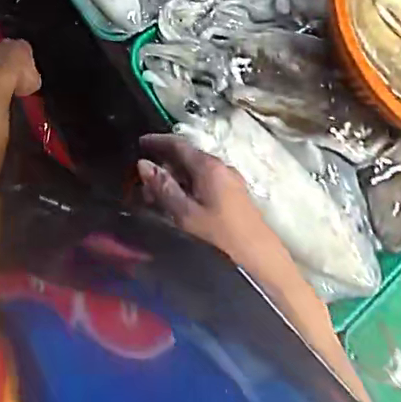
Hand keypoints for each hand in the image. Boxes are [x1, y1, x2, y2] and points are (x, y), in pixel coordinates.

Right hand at [136, 134, 291, 279]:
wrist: (262, 261)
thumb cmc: (221, 236)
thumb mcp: (186, 214)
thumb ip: (163, 188)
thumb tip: (143, 163)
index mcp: (208, 166)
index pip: (178, 143)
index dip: (157, 141)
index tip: (138, 142)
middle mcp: (221, 167)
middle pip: (186, 157)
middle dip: (163, 164)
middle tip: (141, 178)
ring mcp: (230, 181)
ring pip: (195, 171)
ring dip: (174, 178)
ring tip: (155, 195)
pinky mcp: (234, 196)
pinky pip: (204, 182)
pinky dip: (187, 187)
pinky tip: (178, 205)